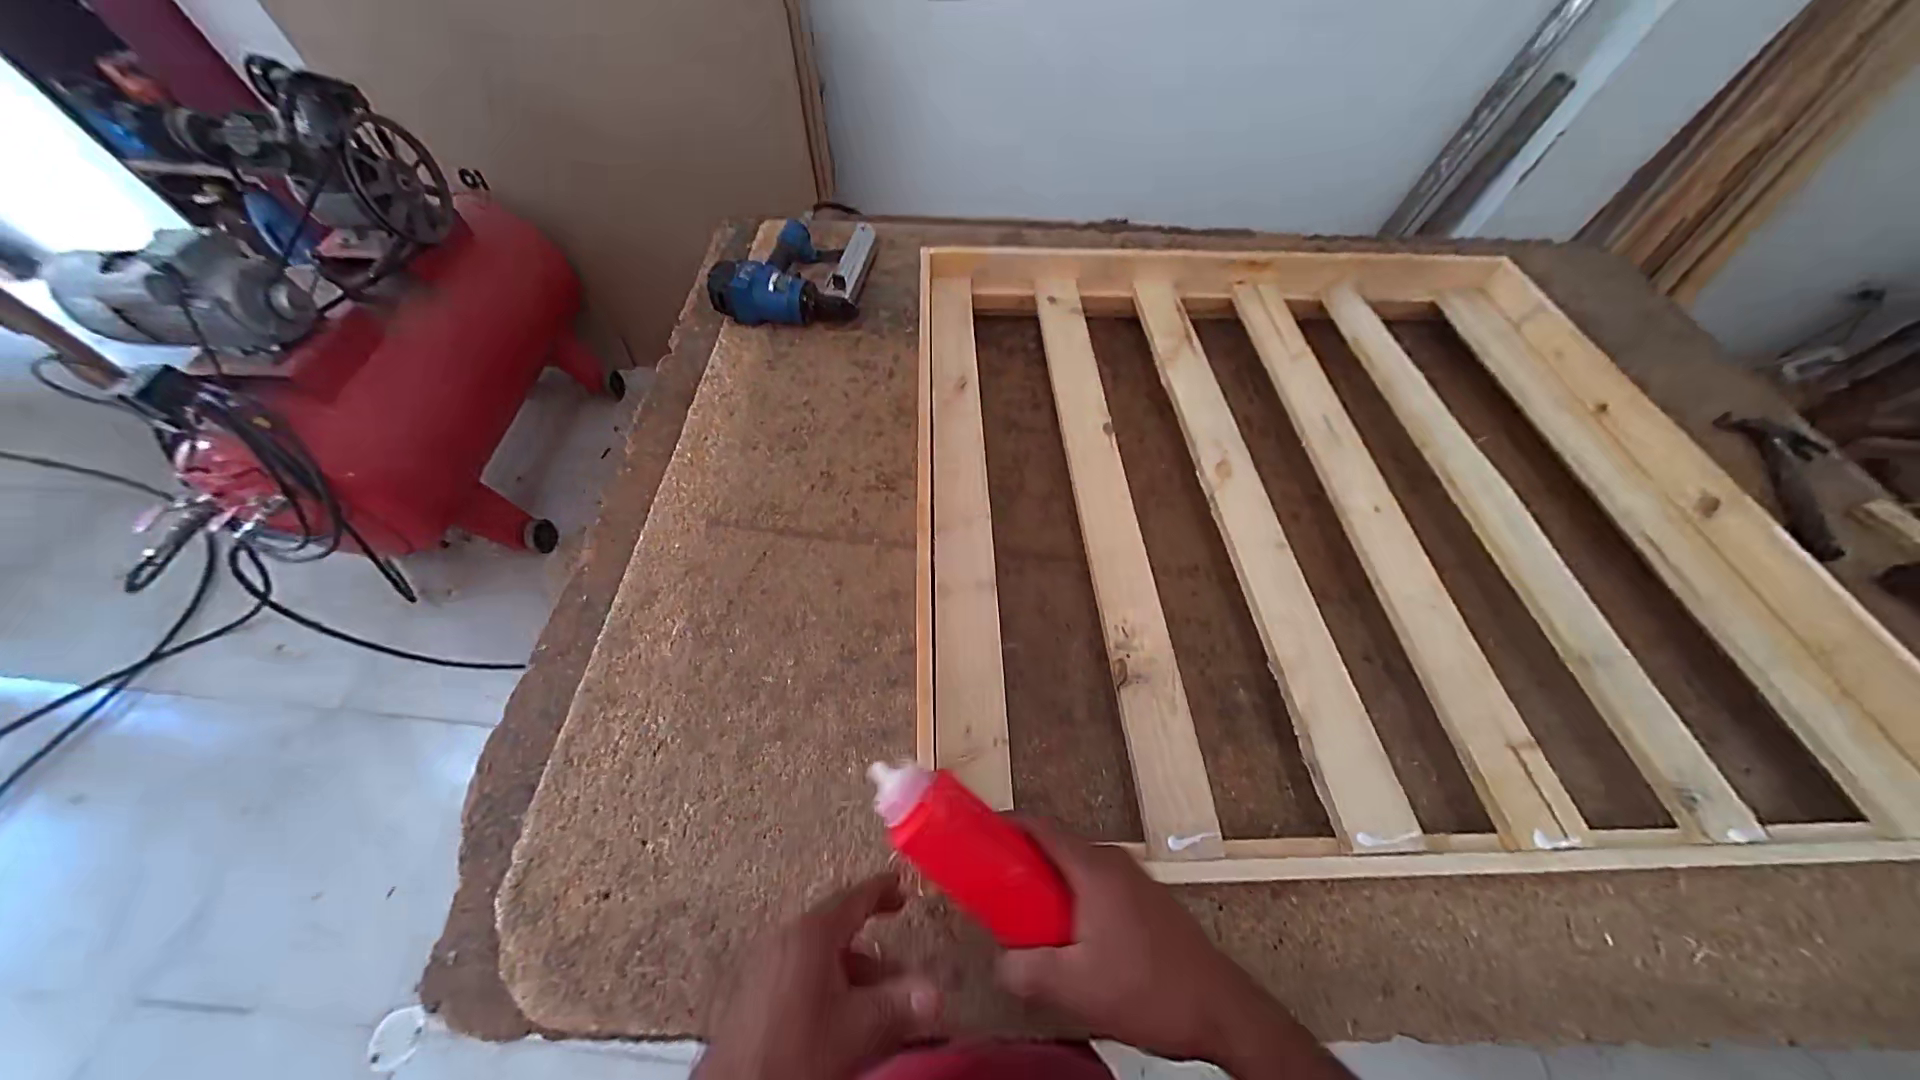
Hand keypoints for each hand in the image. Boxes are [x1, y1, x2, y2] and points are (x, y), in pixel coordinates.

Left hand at [694, 872, 941, 1079]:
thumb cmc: (798, 1051)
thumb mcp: (858, 1027)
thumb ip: (900, 1004)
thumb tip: (935, 994)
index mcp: (811, 932)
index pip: (855, 898)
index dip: (882, 890)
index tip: (901, 886)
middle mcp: (786, 937)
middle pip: (838, 927)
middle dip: (873, 945)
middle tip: (900, 963)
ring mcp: (766, 962)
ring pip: (821, 954)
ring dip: (853, 971)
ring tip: (878, 1002)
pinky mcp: (754, 990)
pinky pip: (801, 971)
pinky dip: (828, 982)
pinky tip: (842, 1014)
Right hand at [997, 820, 1347, 1076]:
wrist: (1223, 1010)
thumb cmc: (1147, 989)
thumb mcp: (1075, 987)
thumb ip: (1026, 970)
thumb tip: (1000, 960)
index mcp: (1093, 868)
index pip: (1040, 826)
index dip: (1005, 824)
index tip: (977, 834)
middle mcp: (1113, 861)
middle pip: (1056, 845)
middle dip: (1021, 861)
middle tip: (993, 886)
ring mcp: (1134, 878)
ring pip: (1076, 868)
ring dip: (1047, 884)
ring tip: (1026, 918)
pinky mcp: (1146, 900)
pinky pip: (1095, 884)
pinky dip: (1071, 897)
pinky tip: (1070, 938)